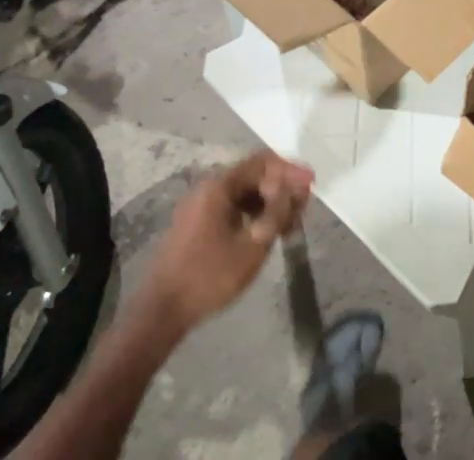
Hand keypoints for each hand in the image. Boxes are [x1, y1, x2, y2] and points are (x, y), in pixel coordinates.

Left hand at [139, 150, 314, 334]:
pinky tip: (266, 234)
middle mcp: (207, 189)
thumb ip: (278, 211)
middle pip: (253, 176)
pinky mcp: (196, 224)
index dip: (290, 170)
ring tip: (289, 227)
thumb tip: (295, 187)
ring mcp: (199, 207)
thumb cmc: (210, 275)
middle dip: (282, 189)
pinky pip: (231, 208)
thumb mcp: (254, 244)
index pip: (263, 162)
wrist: (162, 311)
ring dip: (269, 204)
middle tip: (303, 211)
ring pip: (243, 194)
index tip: (312, 186)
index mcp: (219, 187)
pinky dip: (253, 215)